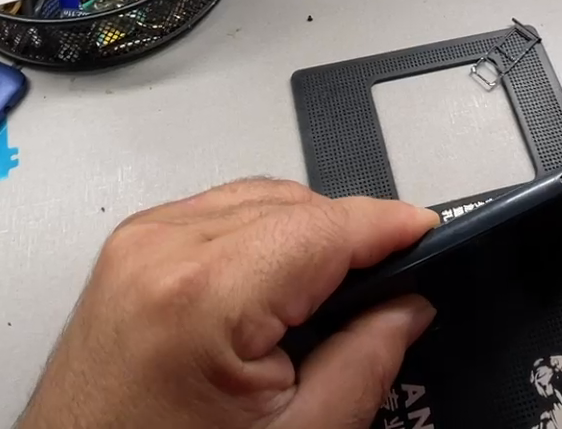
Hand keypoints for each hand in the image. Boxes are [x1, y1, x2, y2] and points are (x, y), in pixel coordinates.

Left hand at [20, 178, 438, 428]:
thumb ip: (363, 362)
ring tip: (327, 296)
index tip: (432, 229)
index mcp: (202, 294)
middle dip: (348, 238)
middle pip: (295, 205)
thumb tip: (410, 302)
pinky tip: (273, 286)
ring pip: (261, 199)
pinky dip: (262, 235)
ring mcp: (139, 240)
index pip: (325, 226)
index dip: (389, 224)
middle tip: (385, 291)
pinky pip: (222, 211)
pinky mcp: (129, 247)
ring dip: (306, 234)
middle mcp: (163, 244)